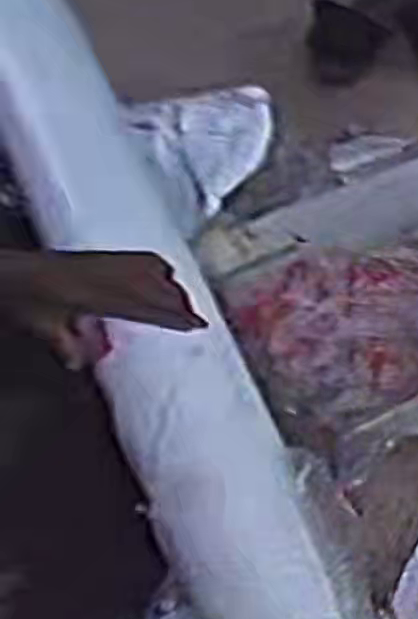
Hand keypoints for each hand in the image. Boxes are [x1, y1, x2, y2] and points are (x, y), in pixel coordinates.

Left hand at [7, 250, 207, 330]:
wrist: (0, 268)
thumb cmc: (18, 295)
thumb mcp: (37, 323)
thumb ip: (64, 344)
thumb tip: (79, 365)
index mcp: (92, 295)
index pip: (147, 308)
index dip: (175, 318)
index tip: (198, 325)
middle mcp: (106, 276)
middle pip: (160, 292)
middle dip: (180, 305)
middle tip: (194, 318)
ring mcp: (106, 262)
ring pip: (158, 276)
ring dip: (174, 290)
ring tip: (182, 301)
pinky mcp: (104, 254)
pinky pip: (147, 260)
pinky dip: (161, 269)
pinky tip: (164, 276)